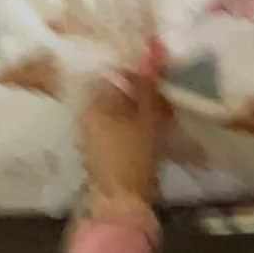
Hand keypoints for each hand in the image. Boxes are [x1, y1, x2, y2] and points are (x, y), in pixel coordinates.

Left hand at [81, 74, 161, 205]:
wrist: (122, 205)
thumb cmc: (132, 156)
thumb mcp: (146, 116)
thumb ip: (149, 83)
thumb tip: (153, 46)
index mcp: (92, 103)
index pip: (113, 71)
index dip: (138, 65)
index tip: (159, 62)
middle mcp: (87, 114)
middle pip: (117, 88)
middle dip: (142, 85)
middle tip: (166, 84)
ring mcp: (92, 133)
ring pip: (120, 106)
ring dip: (141, 103)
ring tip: (166, 103)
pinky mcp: (101, 148)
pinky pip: (120, 122)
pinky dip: (136, 119)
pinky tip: (156, 121)